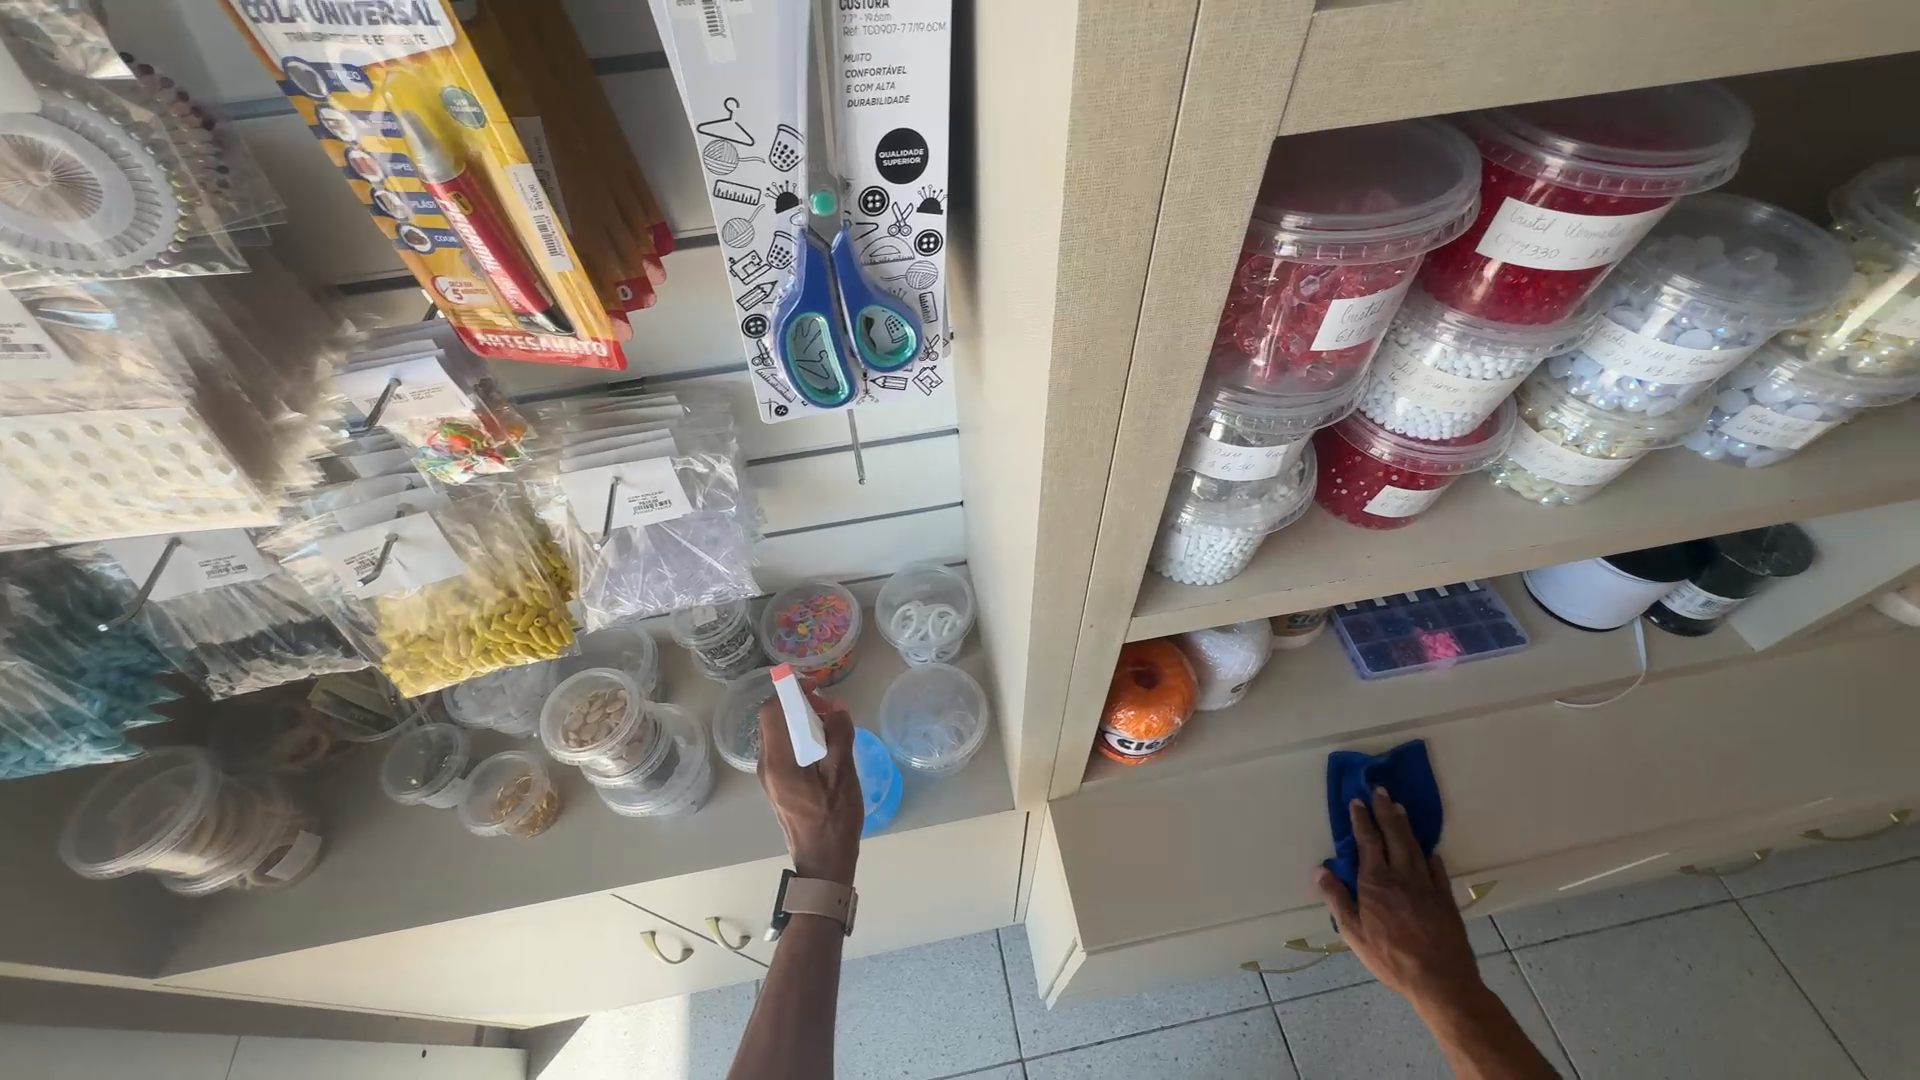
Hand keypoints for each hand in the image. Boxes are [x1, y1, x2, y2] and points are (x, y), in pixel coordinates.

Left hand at [757, 681, 862, 886]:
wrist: (823, 863)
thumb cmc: (833, 820)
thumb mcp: (842, 774)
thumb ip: (838, 736)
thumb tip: (836, 707)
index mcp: (778, 761)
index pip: (771, 712)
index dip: (790, 692)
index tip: (816, 688)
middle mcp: (767, 766)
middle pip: (773, 721)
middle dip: (799, 706)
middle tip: (829, 709)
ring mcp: (772, 778)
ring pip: (780, 735)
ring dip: (802, 723)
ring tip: (832, 727)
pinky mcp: (780, 786)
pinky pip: (786, 750)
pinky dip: (803, 740)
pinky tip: (826, 749)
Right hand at [1314, 787, 1480, 1006]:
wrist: (1441, 981)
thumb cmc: (1390, 957)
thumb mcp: (1352, 932)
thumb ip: (1336, 898)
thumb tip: (1319, 869)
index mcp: (1375, 881)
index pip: (1367, 841)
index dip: (1361, 819)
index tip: (1357, 801)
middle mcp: (1401, 876)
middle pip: (1393, 836)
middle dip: (1385, 811)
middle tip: (1380, 790)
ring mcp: (1426, 886)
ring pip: (1414, 847)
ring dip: (1405, 825)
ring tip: (1399, 807)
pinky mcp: (1445, 899)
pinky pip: (1437, 870)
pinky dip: (1430, 856)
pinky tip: (1429, 850)